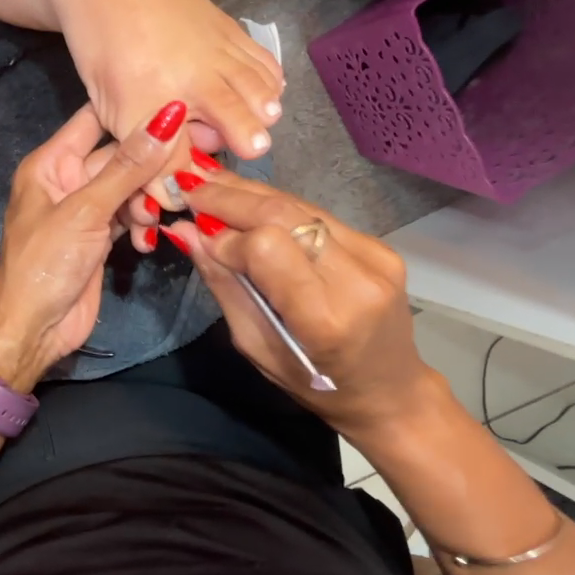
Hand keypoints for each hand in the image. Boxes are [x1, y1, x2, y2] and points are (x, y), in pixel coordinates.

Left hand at [0, 101, 186, 389]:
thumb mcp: (85, 212)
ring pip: (129, 188)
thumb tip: (168, 116)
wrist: (33, 330)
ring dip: (148, 199)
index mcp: (49, 164)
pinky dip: (142, 224)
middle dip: (150, 165)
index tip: (183, 109)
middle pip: (119, 155)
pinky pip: (129, 216)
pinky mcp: (99, 237)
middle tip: (188, 171)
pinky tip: (148, 238)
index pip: (95, 120)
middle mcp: (65, 181)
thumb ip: (127, 167)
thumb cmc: (45, 265)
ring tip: (155, 216)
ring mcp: (84, 211)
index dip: (134, 112)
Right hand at [158, 162, 439, 437]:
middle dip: (231, 199)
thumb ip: (225, 287)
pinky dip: (275, 208)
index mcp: (324, 318)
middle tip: (189, 189)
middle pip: (285, 215)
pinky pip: (316, 216)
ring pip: (300, 207)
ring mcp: (374, 256)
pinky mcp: (378, 246)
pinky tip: (247, 204)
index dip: (227, 237)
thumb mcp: (255, 346)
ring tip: (210, 186)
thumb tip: (185, 234)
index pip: (268, 248)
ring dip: (250, 194)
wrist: (388, 388)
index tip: (196, 235)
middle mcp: (356, 279)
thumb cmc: (313, 383)